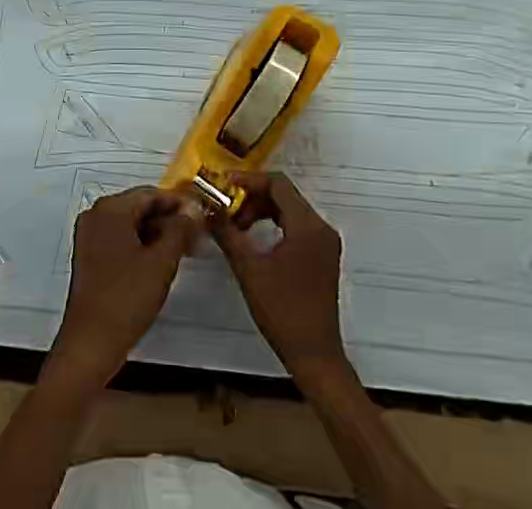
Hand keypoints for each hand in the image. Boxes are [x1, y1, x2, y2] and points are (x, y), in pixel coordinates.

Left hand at [50, 186, 197, 384]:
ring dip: (157, 233)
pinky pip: (120, 238)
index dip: (179, 203)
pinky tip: (162, 260)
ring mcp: (90, 235)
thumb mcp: (161, 262)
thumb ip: (179, 231)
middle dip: (169, 219)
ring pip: (130, 224)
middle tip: (198, 235)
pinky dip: (142, 244)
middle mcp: (95, 215)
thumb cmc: (127, 297)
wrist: (92, 339)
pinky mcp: (90, 255)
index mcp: (110, 209)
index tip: (203, 214)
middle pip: (139, 207)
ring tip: (186, 250)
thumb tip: (193, 210)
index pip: (150, 193)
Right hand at [208, 172, 345, 373]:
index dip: (249, 180)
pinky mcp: (321, 256)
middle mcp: (321, 229)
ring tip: (235, 224)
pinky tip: (252, 236)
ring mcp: (324, 243)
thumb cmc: (281, 309)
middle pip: (285, 196)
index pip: (278, 185)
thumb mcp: (248, 267)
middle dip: (252, 197)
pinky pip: (295, 226)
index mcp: (308, 227)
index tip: (223, 184)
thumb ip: (227, 233)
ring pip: (289, 210)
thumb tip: (208, 210)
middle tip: (225, 208)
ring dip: (261, 211)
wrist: (313, 351)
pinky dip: (272, 223)